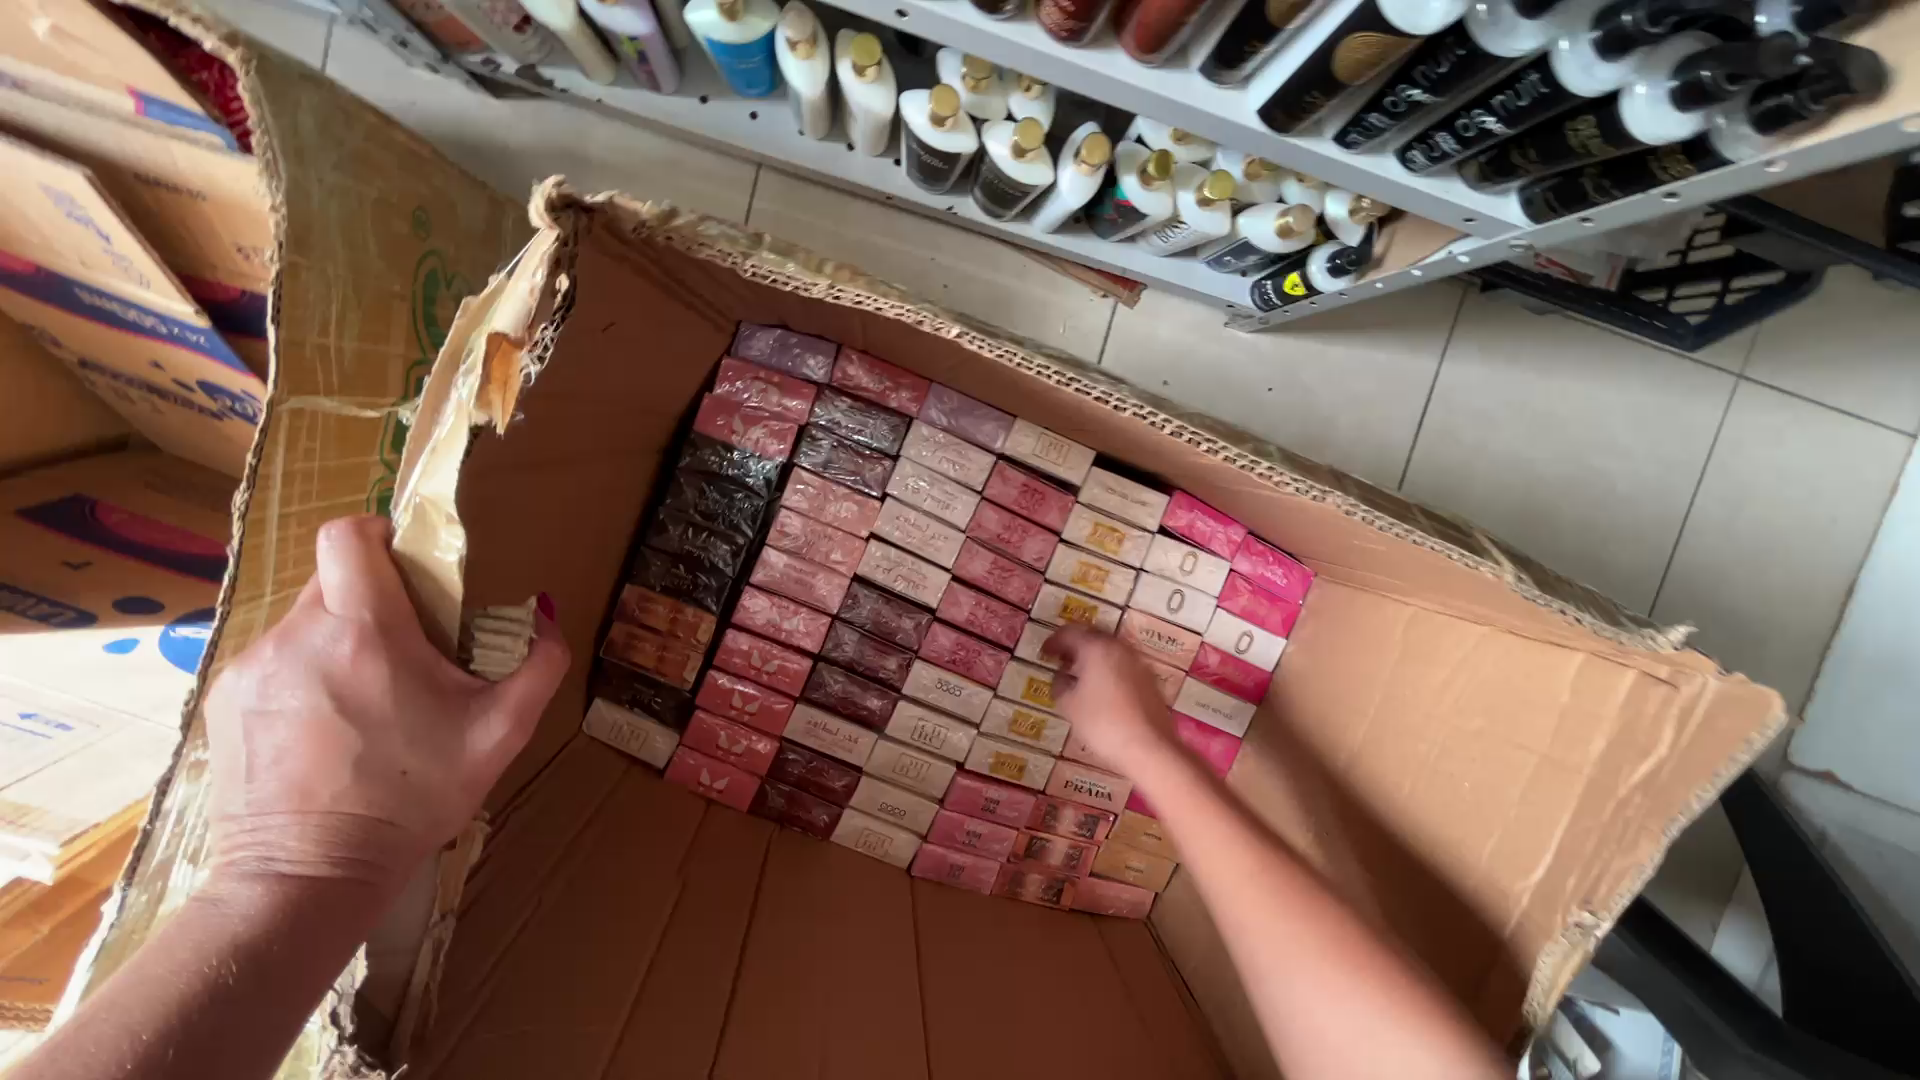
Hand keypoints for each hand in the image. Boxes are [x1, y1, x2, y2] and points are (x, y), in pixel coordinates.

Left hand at [203, 515, 568, 900]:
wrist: (309, 876)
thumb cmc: (414, 796)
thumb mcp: (503, 730)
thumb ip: (540, 662)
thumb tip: (546, 614)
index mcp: (365, 632)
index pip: (347, 536)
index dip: (379, 530)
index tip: (410, 557)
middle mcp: (297, 637)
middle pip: (332, 577)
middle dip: (375, 593)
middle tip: (412, 639)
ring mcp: (250, 670)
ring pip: (304, 620)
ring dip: (343, 636)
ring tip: (373, 690)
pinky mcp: (224, 703)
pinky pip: (275, 658)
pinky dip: (310, 669)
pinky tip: (333, 721)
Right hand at [1043, 625, 1181, 778]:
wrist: (1150, 748)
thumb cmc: (1103, 724)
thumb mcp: (1069, 706)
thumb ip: (1059, 685)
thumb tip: (1061, 676)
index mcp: (1096, 648)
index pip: (1069, 633)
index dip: (1053, 640)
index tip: (1044, 652)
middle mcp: (1119, 648)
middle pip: (1093, 636)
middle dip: (1075, 645)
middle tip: (1061, 660)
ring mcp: (1138, 662)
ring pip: (1110, 650)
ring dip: (1093, 657)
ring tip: (1080, 675)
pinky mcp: (1150, 680)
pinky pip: (1123, 665)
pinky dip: (1108, 668)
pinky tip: (1102, 688)